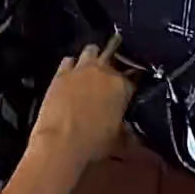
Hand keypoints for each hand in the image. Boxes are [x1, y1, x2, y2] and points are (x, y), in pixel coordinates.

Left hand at [28, 43, 133, 170]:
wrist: (60, 143)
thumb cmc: (93, 143)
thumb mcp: (117, 141)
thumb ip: (128, 133)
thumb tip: (134, 135)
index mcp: (122, 86)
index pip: (133, 76)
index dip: (130, 82)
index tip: (127, 88)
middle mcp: (105, 71)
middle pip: (113, 54)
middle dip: (112, 62)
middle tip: (108, 75)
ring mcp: (82, 68)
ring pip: (92, 50)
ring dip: (92, 57)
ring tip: (90, 68)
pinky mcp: (62, 72)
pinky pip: (69, 60)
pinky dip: (71, 66)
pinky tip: (70, 74)